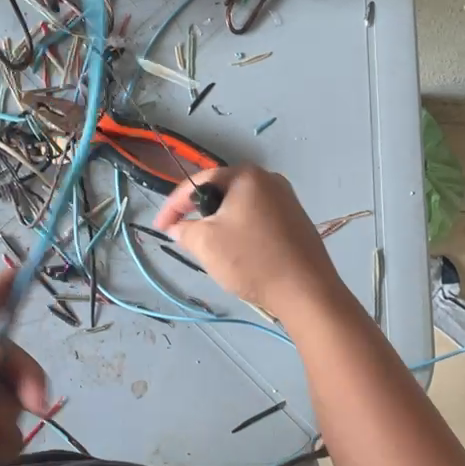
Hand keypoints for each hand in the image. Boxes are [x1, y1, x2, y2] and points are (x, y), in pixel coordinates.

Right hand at [152, 165, 341, 314]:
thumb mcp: (205, 243)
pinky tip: (237, 251)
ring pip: (239, 206)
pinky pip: (257, 218)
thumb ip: (183, 229)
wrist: (305, 290)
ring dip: (219, 223)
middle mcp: (269, 179)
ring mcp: (286, 199)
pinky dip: (240, 230)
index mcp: (246, 176)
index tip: (159, 226)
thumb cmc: (250, 260)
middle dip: (198, 213)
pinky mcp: (295, 220)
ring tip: (208, 247)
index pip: (198, 183)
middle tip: (183, 235)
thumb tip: (176, 227)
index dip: (173, 205)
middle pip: (220, 192)